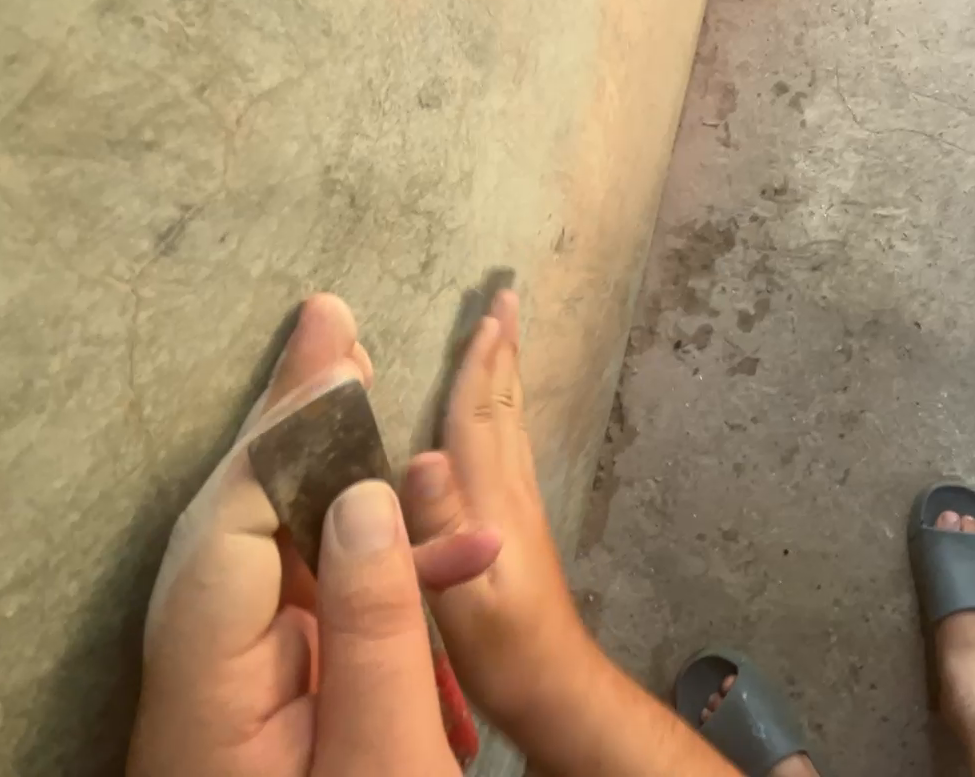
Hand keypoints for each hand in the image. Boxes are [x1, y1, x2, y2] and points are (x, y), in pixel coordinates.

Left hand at [130, 295, 500, 776]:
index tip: (337, 366)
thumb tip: (360, 500)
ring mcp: (246, 677)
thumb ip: (374, 630)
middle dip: (287, 419)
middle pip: (235, 519)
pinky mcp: (286, 679)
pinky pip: (327, 586)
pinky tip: (449, 547)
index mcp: (206, 709)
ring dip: (344, 470)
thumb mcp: (386, 764)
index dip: (282, 446)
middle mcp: (204, 679)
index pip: (226, 542)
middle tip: (327, 326)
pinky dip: (385, 550)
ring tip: (373, 383)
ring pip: (285, 543)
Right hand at [400, 290, 600, 736]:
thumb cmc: (499, 641)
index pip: (480, 414)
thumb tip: (424, 456)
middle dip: (504, 348)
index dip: (480, 362)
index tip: (488, 312)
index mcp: (491, 494)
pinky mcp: (518, 516)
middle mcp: (510, 484)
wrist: (550, 675)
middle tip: (508, 300)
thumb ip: (442, 526)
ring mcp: (518, 498)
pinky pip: (510, 442)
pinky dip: (504, 409)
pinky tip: (499, 411)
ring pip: (510, 418)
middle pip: (504, 402)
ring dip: (506, 371)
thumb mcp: (462, 593)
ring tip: (505, 337)